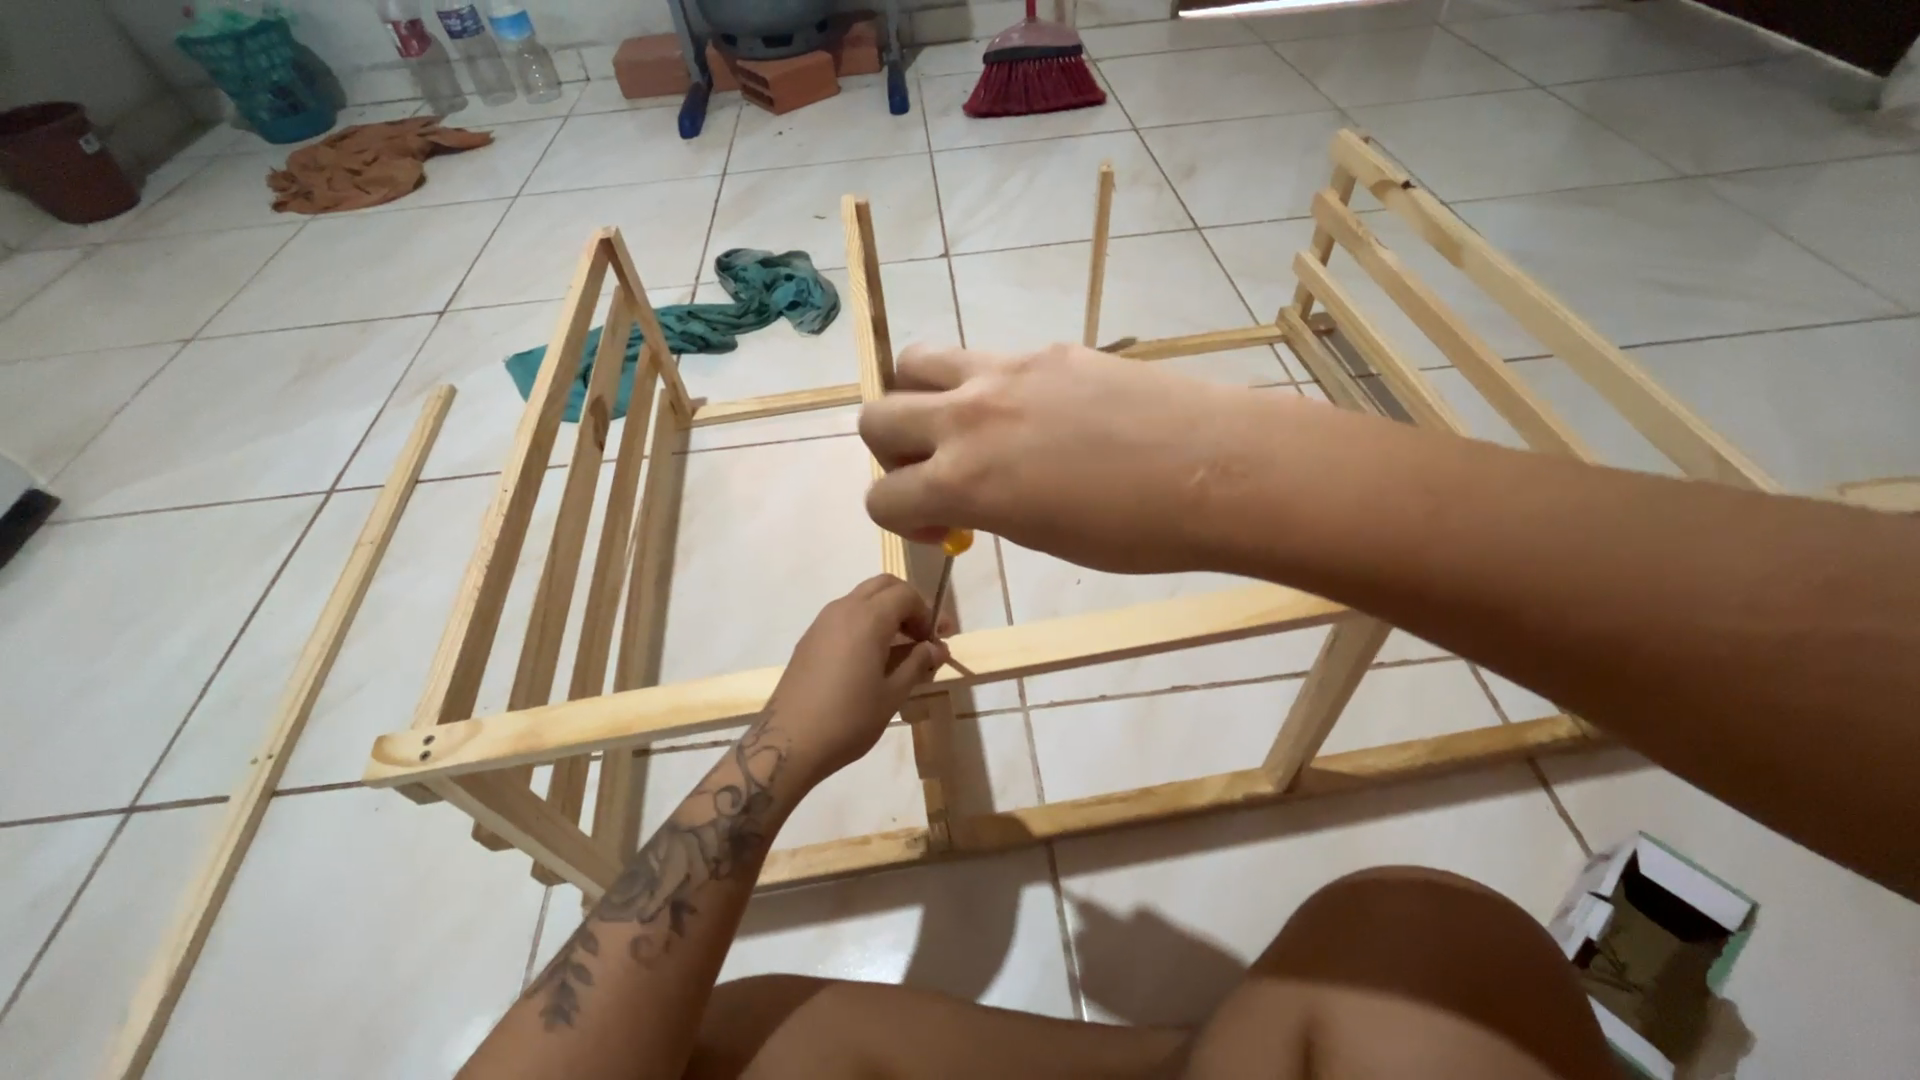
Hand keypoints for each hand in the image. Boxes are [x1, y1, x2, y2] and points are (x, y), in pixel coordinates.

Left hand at [765, 575, 949, 781]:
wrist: (790, 743)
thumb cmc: (849, 719)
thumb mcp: (893, 694)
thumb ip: (918, 663)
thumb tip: (936, 648)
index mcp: (867, 618)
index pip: (906, 595)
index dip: (928, 613)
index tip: (940, 639)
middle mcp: (843, 609)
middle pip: (884, 587)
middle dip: (908, 604)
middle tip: (923, 635)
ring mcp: (822, 622)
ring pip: (862, 599)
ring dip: (887, 613)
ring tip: (902, 650)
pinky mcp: (810, 639)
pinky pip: (845, 616)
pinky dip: (866, 624)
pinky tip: (873, 658)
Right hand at [862, 343, 1298, 573]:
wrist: (1217, 469)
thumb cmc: (1137, 532)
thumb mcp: (1044, 536)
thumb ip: (987, 506)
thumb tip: (973, 493)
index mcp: (964, 482)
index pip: (881, 497)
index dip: (902, 518)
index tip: (945, 524)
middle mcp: (967, 418)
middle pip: (876, 416)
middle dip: (893, 450)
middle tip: (939, 468)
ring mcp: (1005, 372)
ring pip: (915, 362)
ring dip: (921, 395)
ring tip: (966, 422)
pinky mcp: (1047, 348)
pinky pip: (988, 358)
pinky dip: (988, 384)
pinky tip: (1040, 411)